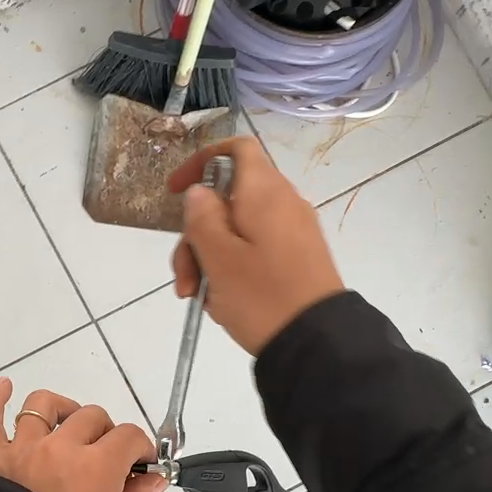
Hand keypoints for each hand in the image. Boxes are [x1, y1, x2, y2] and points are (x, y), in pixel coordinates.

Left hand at [0, 379, 165, 491]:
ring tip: (68, 425)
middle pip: (91, 417)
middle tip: (105, 457)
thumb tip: (154, 480)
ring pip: (43, 406)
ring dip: (62, 410)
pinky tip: (4, 387)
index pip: (129, 437)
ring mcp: (22, 449)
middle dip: (105, 433)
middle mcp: (59, 448)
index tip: (141, 464)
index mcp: (95, 468)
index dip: (140, 448)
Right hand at [167, 137, 347, 355]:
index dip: (201, 162)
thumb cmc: (262, 297)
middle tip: (185, 280)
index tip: (175, 192)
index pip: (236, 150)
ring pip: (236, 231)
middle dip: (195, 237)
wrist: (316, 341)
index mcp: (264, 194)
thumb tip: (199, 192)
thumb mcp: (219, 259)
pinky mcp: (295, 258)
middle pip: (226, 202)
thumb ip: (202, 219)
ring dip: (208, 260)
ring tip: (198, 299)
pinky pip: (254, 252)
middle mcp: (282, 204)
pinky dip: (231, 270)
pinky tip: (222, 302)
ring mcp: (291, 232)